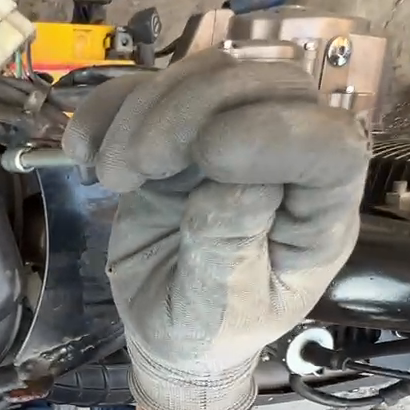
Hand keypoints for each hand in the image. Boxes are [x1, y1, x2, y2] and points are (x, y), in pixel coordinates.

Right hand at [65, 50, 369, 409]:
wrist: (165, 334)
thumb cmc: (207, 333)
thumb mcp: (219, 312)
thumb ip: (228, 252)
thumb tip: (233, 180)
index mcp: (317, 215)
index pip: (329, 146)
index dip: (275, 133)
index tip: (207, 159)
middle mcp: (285, 163)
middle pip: (264, 85)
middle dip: (189, 113)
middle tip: (133, 171)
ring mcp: (230, 140)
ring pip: (206, 74)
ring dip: (144, 112)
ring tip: (111, 177)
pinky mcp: (179, 137)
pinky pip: (148, 92)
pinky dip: (107, 108)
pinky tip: (81, 151)